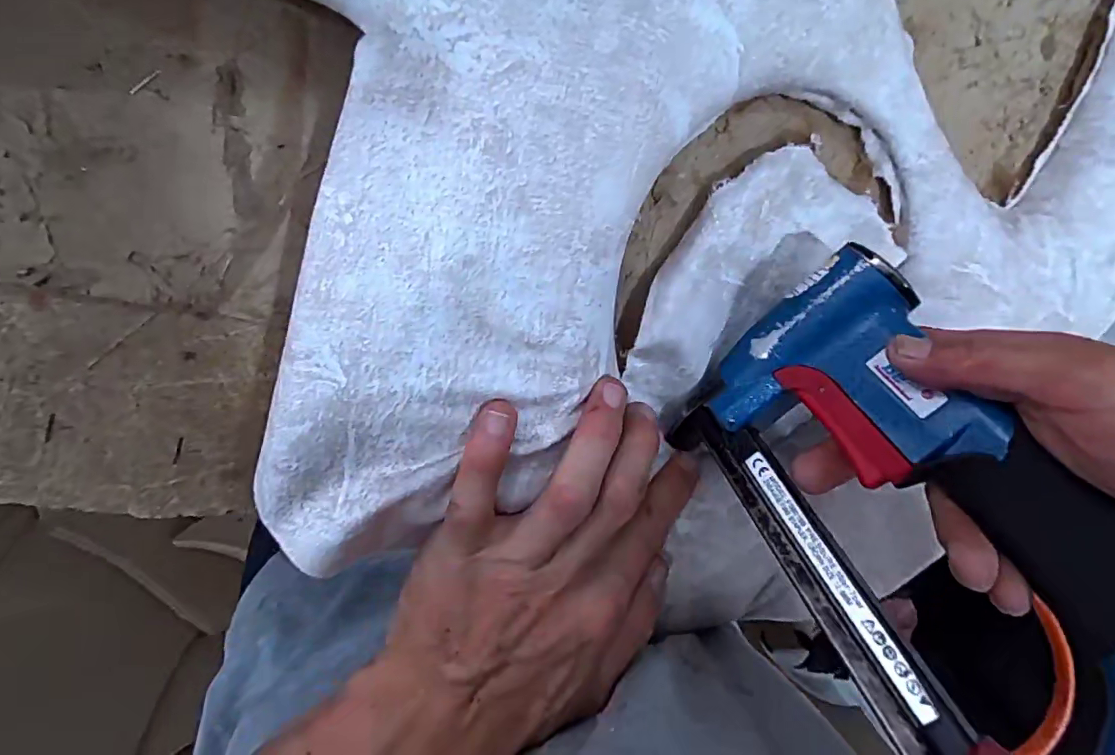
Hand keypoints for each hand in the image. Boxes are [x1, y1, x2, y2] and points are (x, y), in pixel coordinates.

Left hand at [270, 378, 700, 754]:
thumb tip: (662, 555)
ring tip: (607, 392)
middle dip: (638, 445)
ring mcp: (512, 563)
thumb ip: (638, 616)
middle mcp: (566, 578)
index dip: (672, 487)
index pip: (648, 529)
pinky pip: (474, 498)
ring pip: (565, 493)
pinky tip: (501, 411)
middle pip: (615, 500)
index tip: (684, 453)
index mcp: (602, 602)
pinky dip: (487, 455)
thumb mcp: (596, 676)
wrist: (431, 726)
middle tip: (643, 408)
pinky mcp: (458, 552)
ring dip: (591, 437)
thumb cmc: (517, 694)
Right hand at [792, 329, 1114, 613]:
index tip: (815, 416)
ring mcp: (1023, 481)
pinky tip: (1010, 589)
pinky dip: (987, 569)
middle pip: (920, 441)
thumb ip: (986, 363)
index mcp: (1007, 374)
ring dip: (956, 539)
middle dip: (881, 468)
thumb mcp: (1075, 380)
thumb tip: (897, 351)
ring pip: (953, 503)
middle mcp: (1005, 423)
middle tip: (823, 484)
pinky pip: (988, 546)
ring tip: (987, 576)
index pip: (917, 373)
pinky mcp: (1042, 532)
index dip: (863, 391)